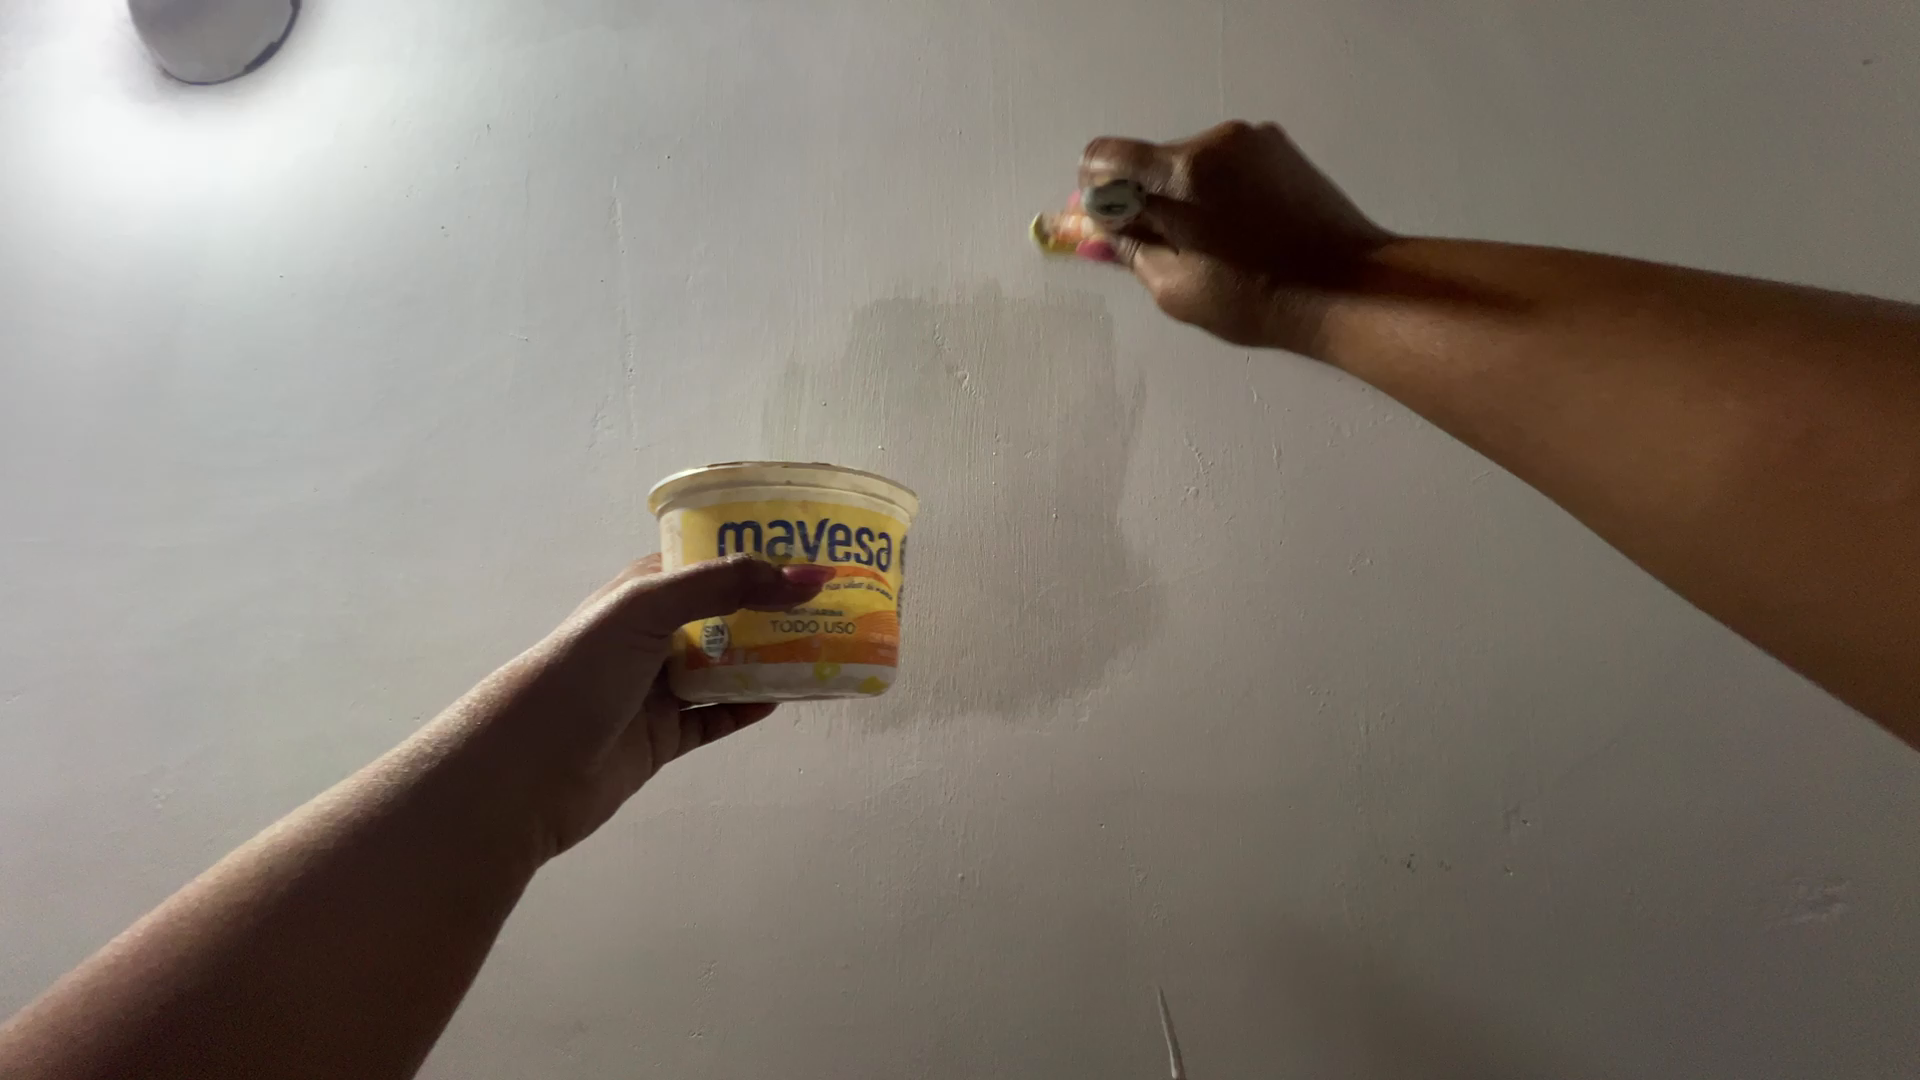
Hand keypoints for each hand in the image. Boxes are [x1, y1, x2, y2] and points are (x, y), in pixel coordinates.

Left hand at [444, 554, 830, 860]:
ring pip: (730, 666)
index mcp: (646, 592)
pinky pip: (720, 715)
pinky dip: (751, 706)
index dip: (761, 556)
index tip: (814, 555)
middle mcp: (655, 634)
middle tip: (832, 604)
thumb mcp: (649, 608)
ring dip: (772, 659)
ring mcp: (661, 687)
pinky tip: (786, 698)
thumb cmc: (581, 672)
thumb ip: (726, 585)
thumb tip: (810, 576)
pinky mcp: (667, 734)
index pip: (713, 561)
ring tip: (824, 649)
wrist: (523, 776)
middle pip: (729, 614)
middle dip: (776, 610)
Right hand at [1078, 120, 1390, 351]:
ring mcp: (1249, 138)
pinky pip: (1217, 163)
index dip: (1094, 194)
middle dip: (1137, 200)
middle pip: (1143, 160)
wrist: (1346, 286)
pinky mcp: (1274, 146)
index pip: (1104, 159)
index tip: (1109, 227)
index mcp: (1183, 175)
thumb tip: (1092, 229)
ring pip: (1181, 163)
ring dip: (1175, 198)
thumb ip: (1128, 249)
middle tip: (1155, 250)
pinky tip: (1229, 231)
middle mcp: (1214, 140)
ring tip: (1204, 247)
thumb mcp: (1174, 288)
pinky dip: (1207, 191)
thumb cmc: (1254, 301)